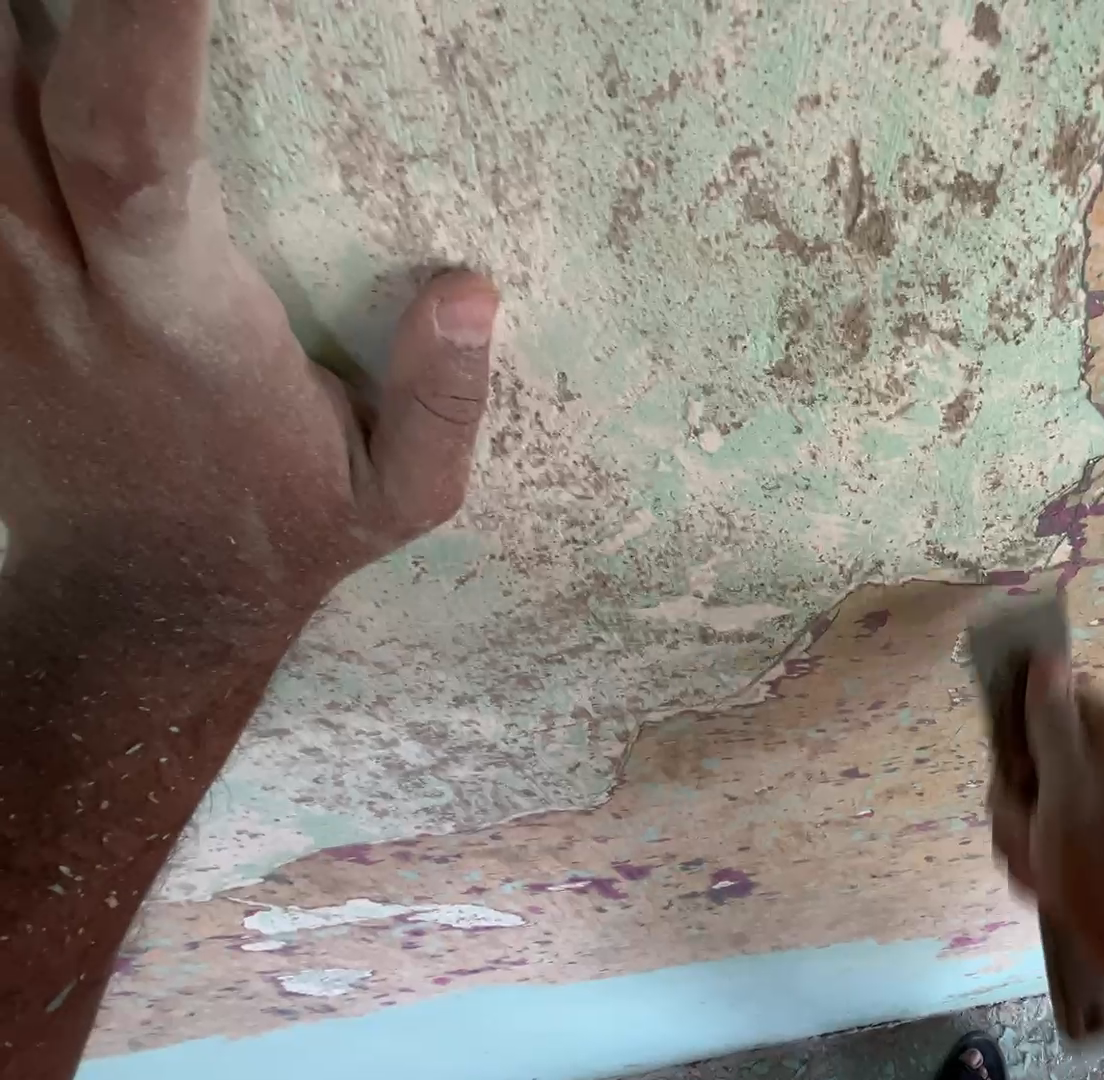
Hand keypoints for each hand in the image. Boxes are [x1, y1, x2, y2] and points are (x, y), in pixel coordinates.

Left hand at [0, 0, 496, 621]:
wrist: (151, 599)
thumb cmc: (298, 530)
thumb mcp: (414, 491)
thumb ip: (447, 398)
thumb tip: (475, 289)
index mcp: (187, 330)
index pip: (134, 152)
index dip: (137, 35)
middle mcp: (58, 291)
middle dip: (36, 12)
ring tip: (60, 18)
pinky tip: (16, 74)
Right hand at [990, 656, 1103, 963]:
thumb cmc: (1098, 864)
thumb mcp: (1064, 785)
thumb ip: (1050, 719)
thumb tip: (1045, 655)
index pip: (1047, 693)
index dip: (1021, 728)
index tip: (1017, 769)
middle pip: (1034, 744)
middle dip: (1018, 792)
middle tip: (1027, 827)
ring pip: (1033, 787)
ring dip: (1022, 826)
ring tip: (1037, 859)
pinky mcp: (1097, 823)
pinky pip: (1047, 819)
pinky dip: (1037, 846)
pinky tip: (1045, 875)